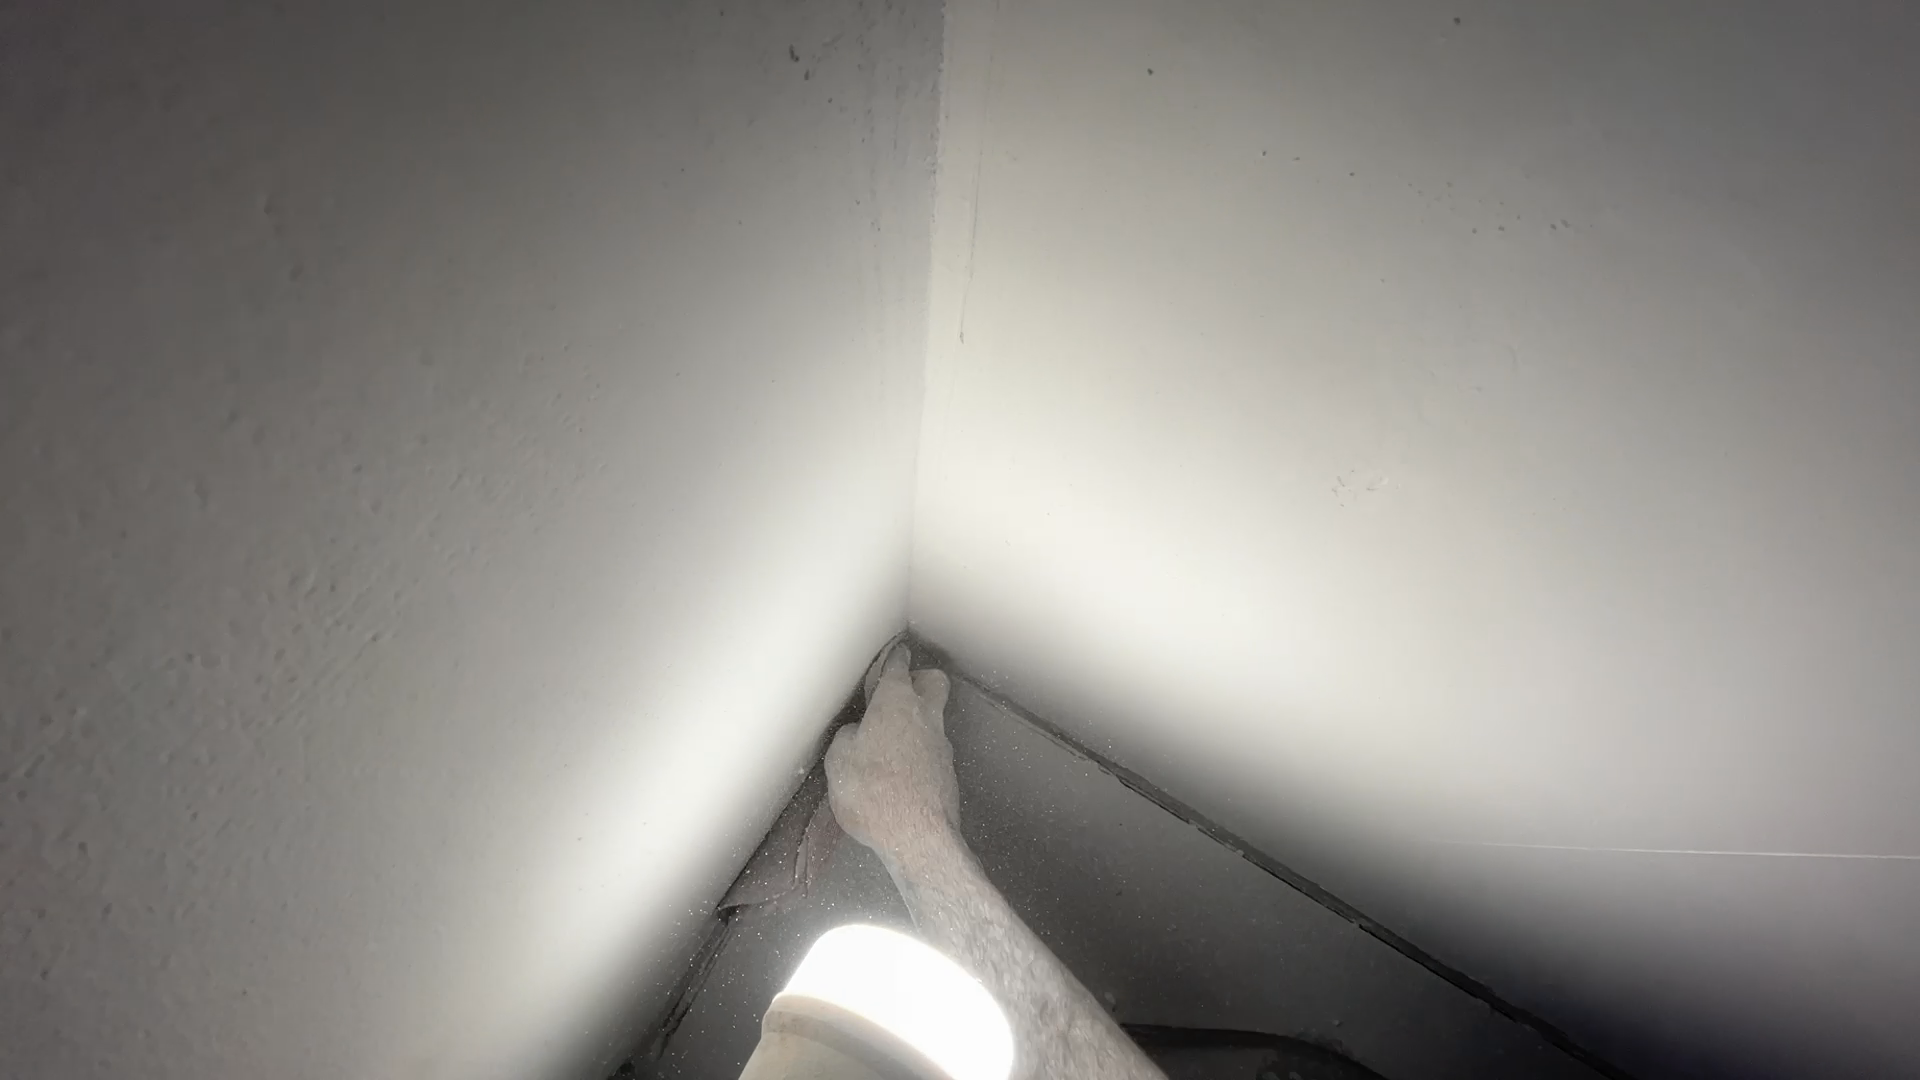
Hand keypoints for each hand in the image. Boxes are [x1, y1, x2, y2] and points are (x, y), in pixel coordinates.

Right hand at [825, 646, 961, 856]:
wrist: (917, 836)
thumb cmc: (872, 790)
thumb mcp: (839, 760)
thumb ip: (848, 736)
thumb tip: (858, 732)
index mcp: (897, 703)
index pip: (897, 667)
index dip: (892, 659)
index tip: (891, 654)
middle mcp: (925, 716)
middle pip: (933, 682)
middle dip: (919, 679)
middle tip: (898, 693)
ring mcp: (941, 745)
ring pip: (934, 718)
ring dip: (917, 722)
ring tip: (890, 743)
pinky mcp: (947, 772)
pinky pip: (932, 750)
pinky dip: (918, 752)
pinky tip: (900, 773)